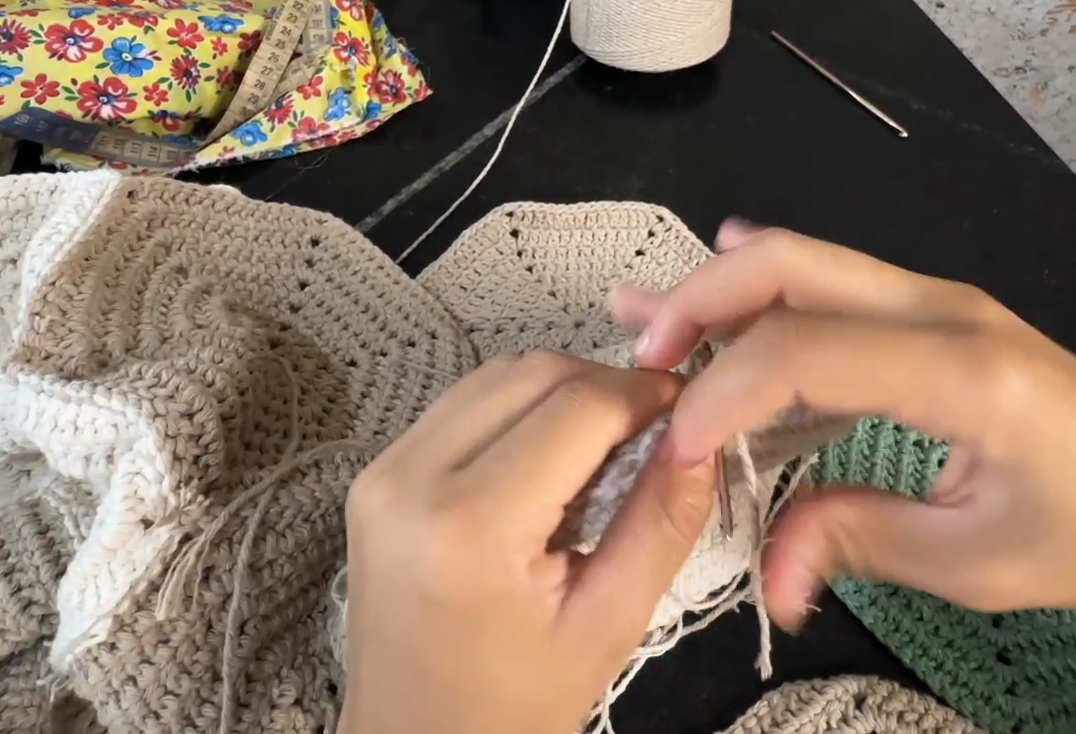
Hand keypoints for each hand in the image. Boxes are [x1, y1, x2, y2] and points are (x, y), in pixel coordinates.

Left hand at [339, 352, 716, 733]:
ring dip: (564, 387)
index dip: (643, 393)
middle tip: (650, 425)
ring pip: (500, 374)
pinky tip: (549, 449)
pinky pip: (468, 399)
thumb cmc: (518, 705)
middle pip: (535, 374)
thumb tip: (699, 433)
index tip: (686, 406)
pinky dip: (522, 404)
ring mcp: (385, 463)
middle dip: (606, 383)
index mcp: (471, 526)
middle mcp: (412, 475)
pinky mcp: (377, 465)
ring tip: (603, 439)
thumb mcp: (609, 625)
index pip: (578, 407)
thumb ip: (662, 520)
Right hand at [613, 221, 1075, 625]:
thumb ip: (855, 541)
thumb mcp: (977, 564)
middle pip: (788, 263)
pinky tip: (720, 277)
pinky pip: (829, 281)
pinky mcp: (929, 310)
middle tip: (645, 355)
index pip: (802, 350)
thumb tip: (768, 578)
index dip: (722, 391)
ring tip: (651, 316)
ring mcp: (935, 298)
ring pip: (801, 259)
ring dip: (720, 288)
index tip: (676, 446)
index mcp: (962, 370)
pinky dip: (763, 288)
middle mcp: (940, 307)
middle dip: (700, 300)